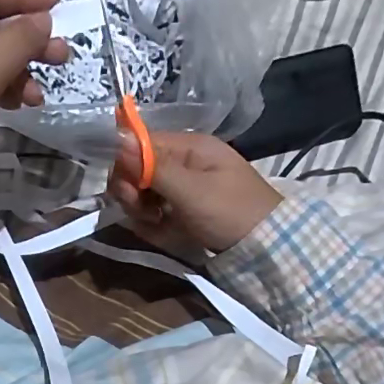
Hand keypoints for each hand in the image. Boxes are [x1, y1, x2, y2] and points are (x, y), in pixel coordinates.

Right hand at [108, 131, 282, 253]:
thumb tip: (119, 135)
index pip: (139, 144)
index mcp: (188, 147)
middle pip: (135, 169)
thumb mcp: (190, 190)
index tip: (130, 191)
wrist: (264, 248)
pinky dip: (150, 223)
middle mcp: (181, 163)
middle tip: (144, 213)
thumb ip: (153, 167)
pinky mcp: (180, 211)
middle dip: (131, 192)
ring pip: (140, 193)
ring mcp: (180, 188)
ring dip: (140, 210)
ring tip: (158, 224)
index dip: (126, 166)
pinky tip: (162, 231)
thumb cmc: (230, 212)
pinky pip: (151, 213)